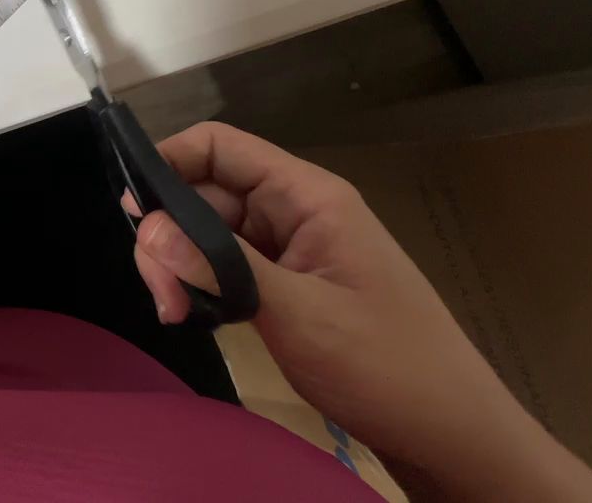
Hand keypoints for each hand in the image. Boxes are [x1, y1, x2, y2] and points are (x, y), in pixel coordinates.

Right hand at [132, 123, 591, 502]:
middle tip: (159, 292)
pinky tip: (190, 313)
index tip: (134, 212)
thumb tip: (147, 226)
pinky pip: (219, 263)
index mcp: (306, 196)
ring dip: (178, 265)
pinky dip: (197, 284)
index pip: (219, 147)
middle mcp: (291, 210)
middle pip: (203, 192)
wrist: (456, 445)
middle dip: (168, 234)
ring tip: (174, 311)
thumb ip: (219, 264)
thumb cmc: (389, 367)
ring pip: (204, 231)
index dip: (168, 161)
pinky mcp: (279, 281)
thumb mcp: (299, 313)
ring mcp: (285, 247)